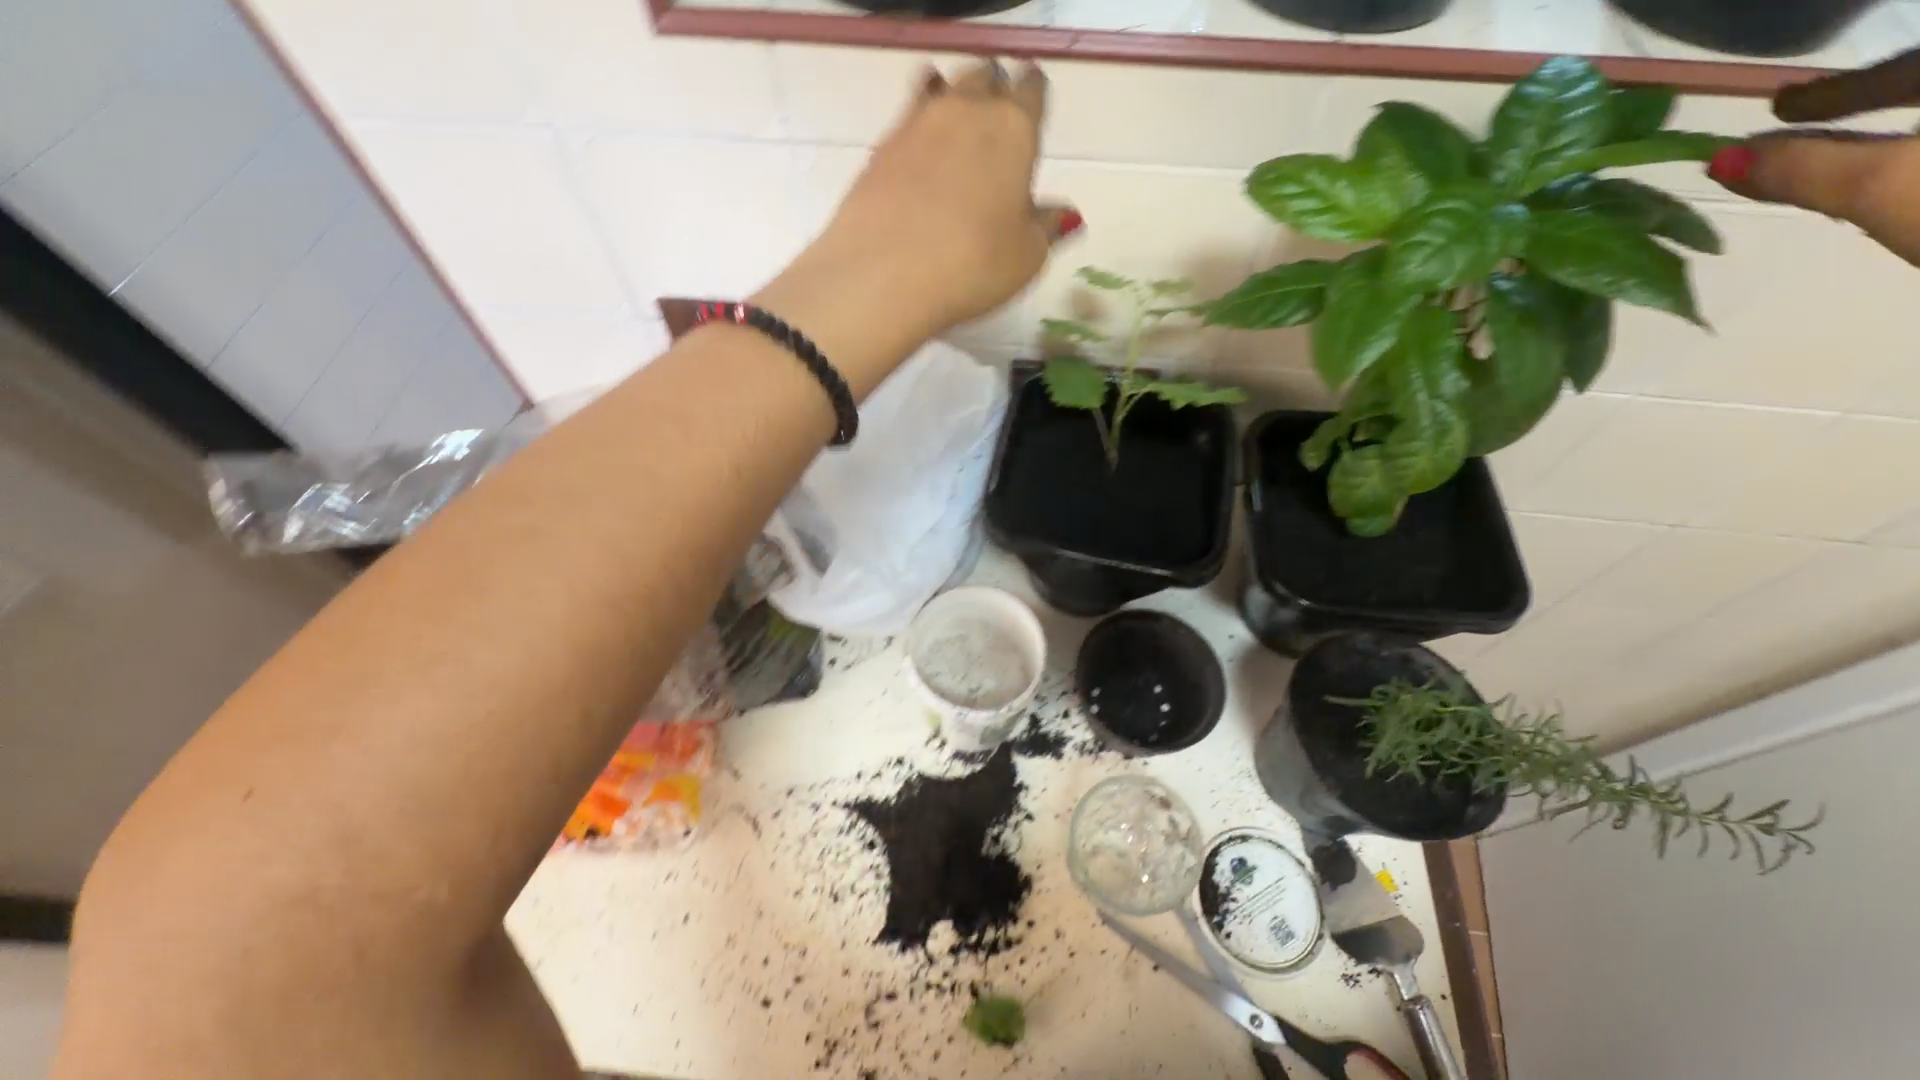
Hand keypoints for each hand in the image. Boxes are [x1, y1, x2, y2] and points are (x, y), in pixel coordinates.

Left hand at [800, 59, 1079, 333]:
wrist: (882, 277)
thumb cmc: (973, 266)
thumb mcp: (1026, 257)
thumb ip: (1045, 227)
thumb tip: (1062, 214)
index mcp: (1014, 129)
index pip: (1031, 91)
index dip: (1034, 94)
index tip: (1033, 101)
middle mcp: (966, 112)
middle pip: (983, 78)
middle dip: (993, 88)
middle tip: (996, 107)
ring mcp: (917, 125)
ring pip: (941, 88)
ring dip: (953, 96)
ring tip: (956, 113)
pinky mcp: (880, 149)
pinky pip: (908, 118)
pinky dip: (919, 125)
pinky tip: (920, 147)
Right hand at [1708, 49, 1919, 266]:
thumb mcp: (1886, 188)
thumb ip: (1804, 168)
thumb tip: (1721, 158)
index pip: (1908, 65)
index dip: (1837, 89)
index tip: (1778, 107)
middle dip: (1873, 103)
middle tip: (1805, 121)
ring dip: (1901, 134)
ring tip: (1855, 155)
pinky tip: (1905, 182)